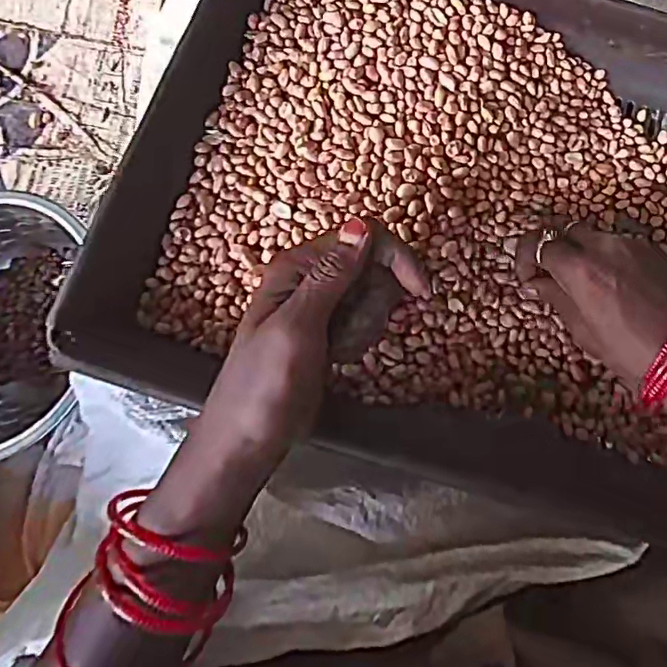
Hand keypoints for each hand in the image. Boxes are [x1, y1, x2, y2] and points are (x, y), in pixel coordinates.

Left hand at [197, 218, 429, 458]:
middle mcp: (310, 276)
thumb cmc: (263, 385)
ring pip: (373, 294)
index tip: (418, 291)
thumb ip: (331, 276)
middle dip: (374, 304)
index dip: (396, 258)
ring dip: (366, 325)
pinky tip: (338, 358)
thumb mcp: (298, 326)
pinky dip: (361, 337)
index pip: (363, 236)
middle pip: (373, 267)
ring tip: (336, 351)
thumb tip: (360, 227)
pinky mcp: (329, 326)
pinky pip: (364, 318)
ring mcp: (320, 302)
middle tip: (346, 336)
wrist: (248, 439)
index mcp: (297, 266)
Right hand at [510, 221, 666, 387]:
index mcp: (581, 270)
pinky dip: (604, 257)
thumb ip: (556, 297)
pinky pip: (616, 244)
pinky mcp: (649, 251)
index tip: (528, 275)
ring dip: (579, 252)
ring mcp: (630, 246)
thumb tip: (537, 283)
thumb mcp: (582, 329)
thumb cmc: (631, 352)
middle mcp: (604, 248)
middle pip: (565, 231)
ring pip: (591, 236)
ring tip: (581, 282)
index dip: (528, 257)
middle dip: (553, 249)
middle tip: (548, 273)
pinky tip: (608, 284)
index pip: (541, 244)